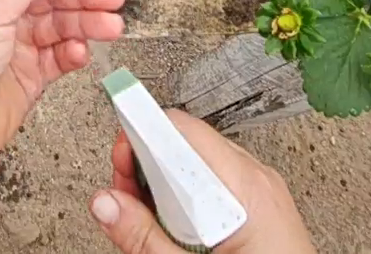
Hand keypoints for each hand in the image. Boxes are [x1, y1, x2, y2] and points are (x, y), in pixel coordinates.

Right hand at [90, 109, 317, 253]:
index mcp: (246, 190)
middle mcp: (259, 182)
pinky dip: (186, 202)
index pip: (181, 131)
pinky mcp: (263, 211)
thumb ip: (145, 239)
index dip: (142, 136)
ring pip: (197, 167)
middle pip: (185, 147)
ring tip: (149, 224)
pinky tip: (176, 232)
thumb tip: (106, 202)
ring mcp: (264, 196)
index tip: (118, 153)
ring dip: (163, 188)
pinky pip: (214, 186)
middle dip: (146, 169)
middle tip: (125, 200)